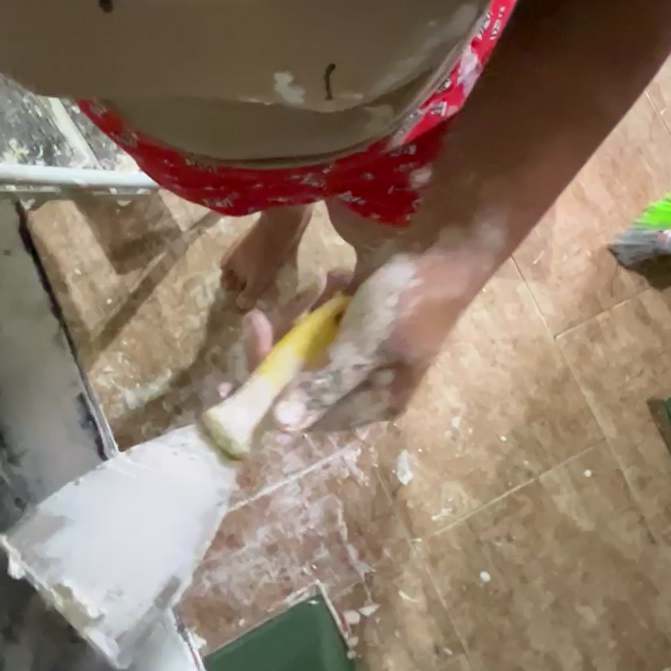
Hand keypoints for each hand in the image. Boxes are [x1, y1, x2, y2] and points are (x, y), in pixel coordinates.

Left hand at [250, 246, 494, 431]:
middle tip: (256, 317)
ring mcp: (362, 346)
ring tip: (321, 282)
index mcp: (373, 401)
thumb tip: (281, 425)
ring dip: (303, 313)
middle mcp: (365, 380)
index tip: (227, 378)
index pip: (307, 415)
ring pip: (307, 344)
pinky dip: (322, 298)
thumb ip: (322, 386)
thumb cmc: (406, 303)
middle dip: (277, 347)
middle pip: (302, 379)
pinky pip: (323, 318)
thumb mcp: (362, 348)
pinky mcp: (359, 316)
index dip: (267, 399)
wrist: (444, 245)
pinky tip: (337, 276)